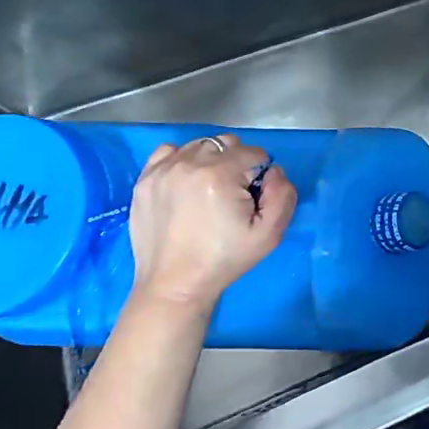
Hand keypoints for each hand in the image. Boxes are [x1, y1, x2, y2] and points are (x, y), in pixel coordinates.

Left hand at [127, 135, 295, 311]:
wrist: (174, 284)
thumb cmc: (224, 260)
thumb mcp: (269, 235)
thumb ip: (283, 195)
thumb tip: (274, 171)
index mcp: (220, 174)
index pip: (254, 153)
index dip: (260, 175)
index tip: (253, 199)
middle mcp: (189, 163)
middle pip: (226, 144)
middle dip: (237, 163)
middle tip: (232, 195)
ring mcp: (163, 169)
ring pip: (199, 145)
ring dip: (211, 160)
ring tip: (208, 191)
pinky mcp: (145, 179)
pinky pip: (169, 151)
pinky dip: (182, 160)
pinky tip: (186, 183)